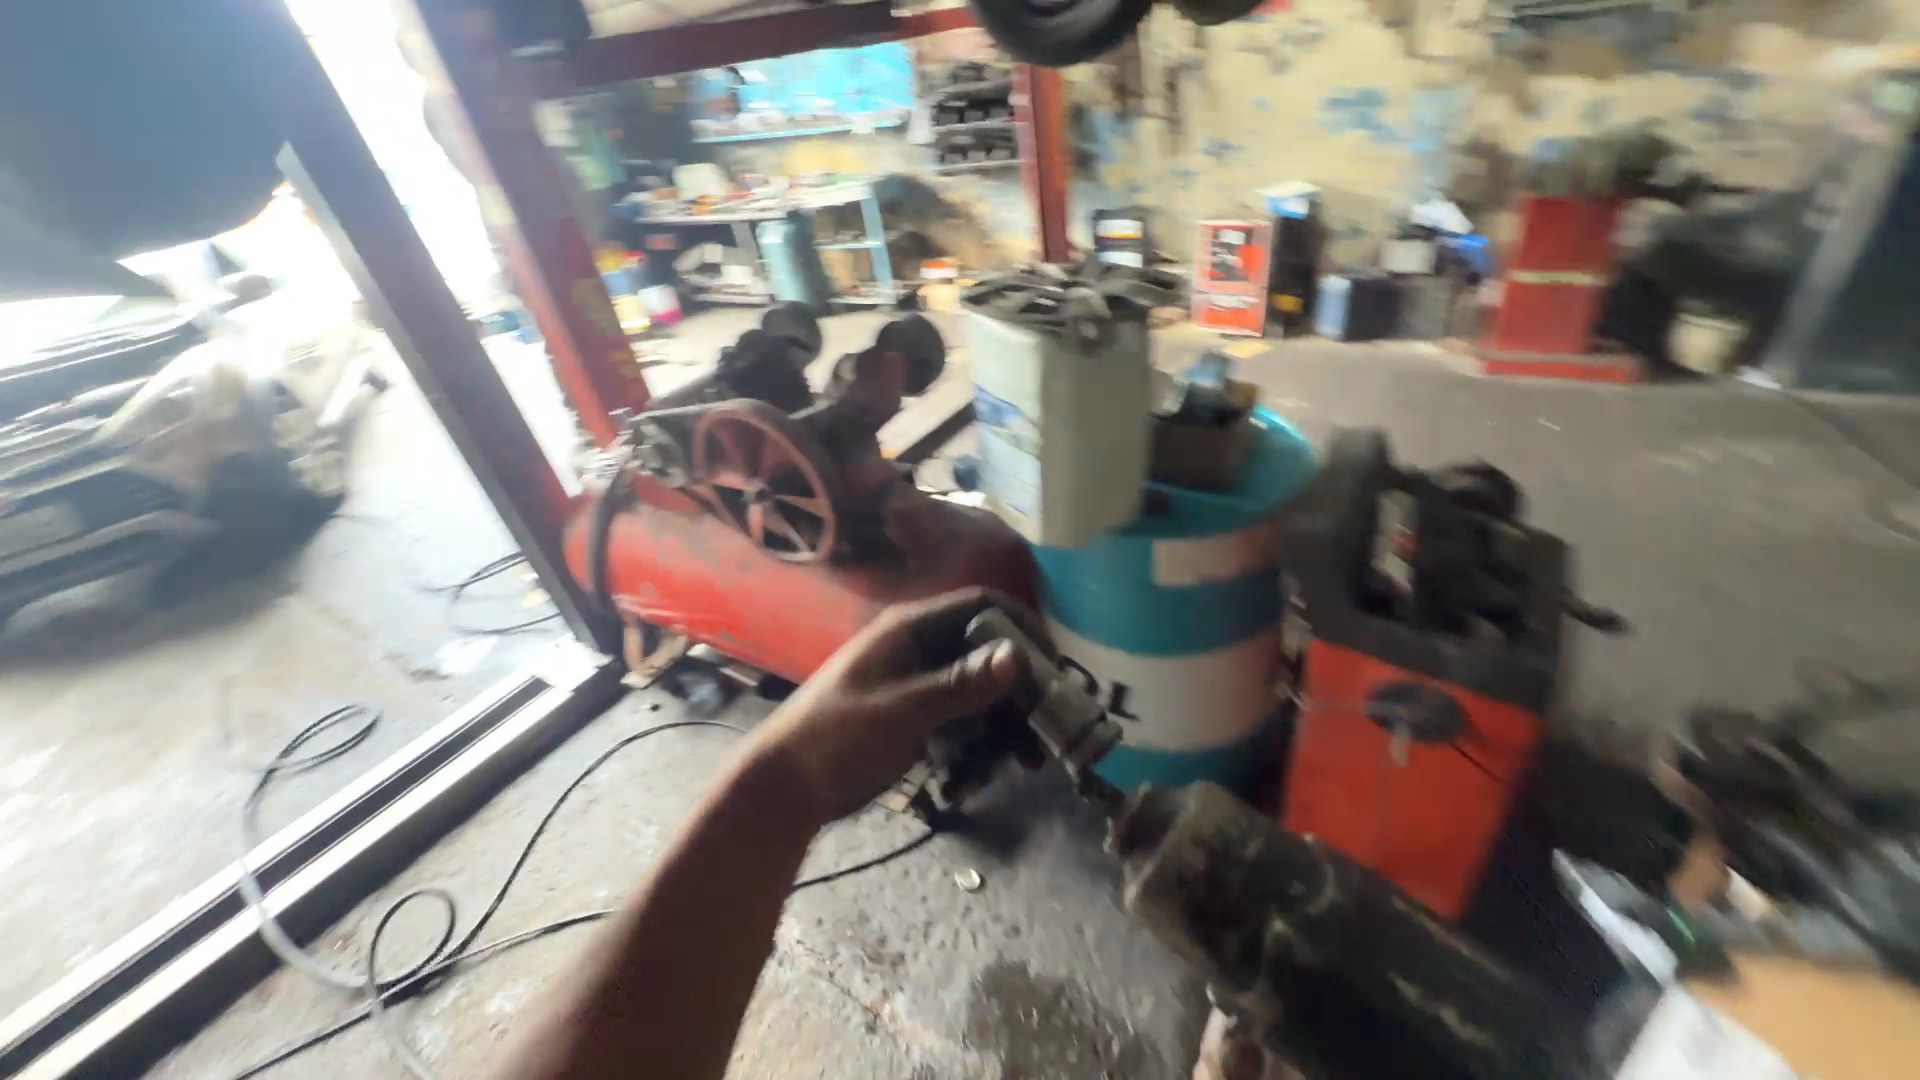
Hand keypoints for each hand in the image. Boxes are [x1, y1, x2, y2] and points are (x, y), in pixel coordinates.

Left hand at [748, 588, 1034, 821]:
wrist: (786, 788)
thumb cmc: (836, 737)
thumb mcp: (903, 711)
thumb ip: (962, 684)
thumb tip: (1020, 654)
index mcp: (910, 629)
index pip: (980, 607)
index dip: (1021, 627)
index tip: (1054, 663)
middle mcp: (919, 649)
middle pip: (986, 654)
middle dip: (1020, 690)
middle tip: (1046, 727)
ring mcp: (918, 685)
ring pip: (979, 693)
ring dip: (1004, 724)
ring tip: (1025, 762)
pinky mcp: (916, 719)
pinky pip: (961, 722)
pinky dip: (977, 744)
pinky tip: (980, 775)